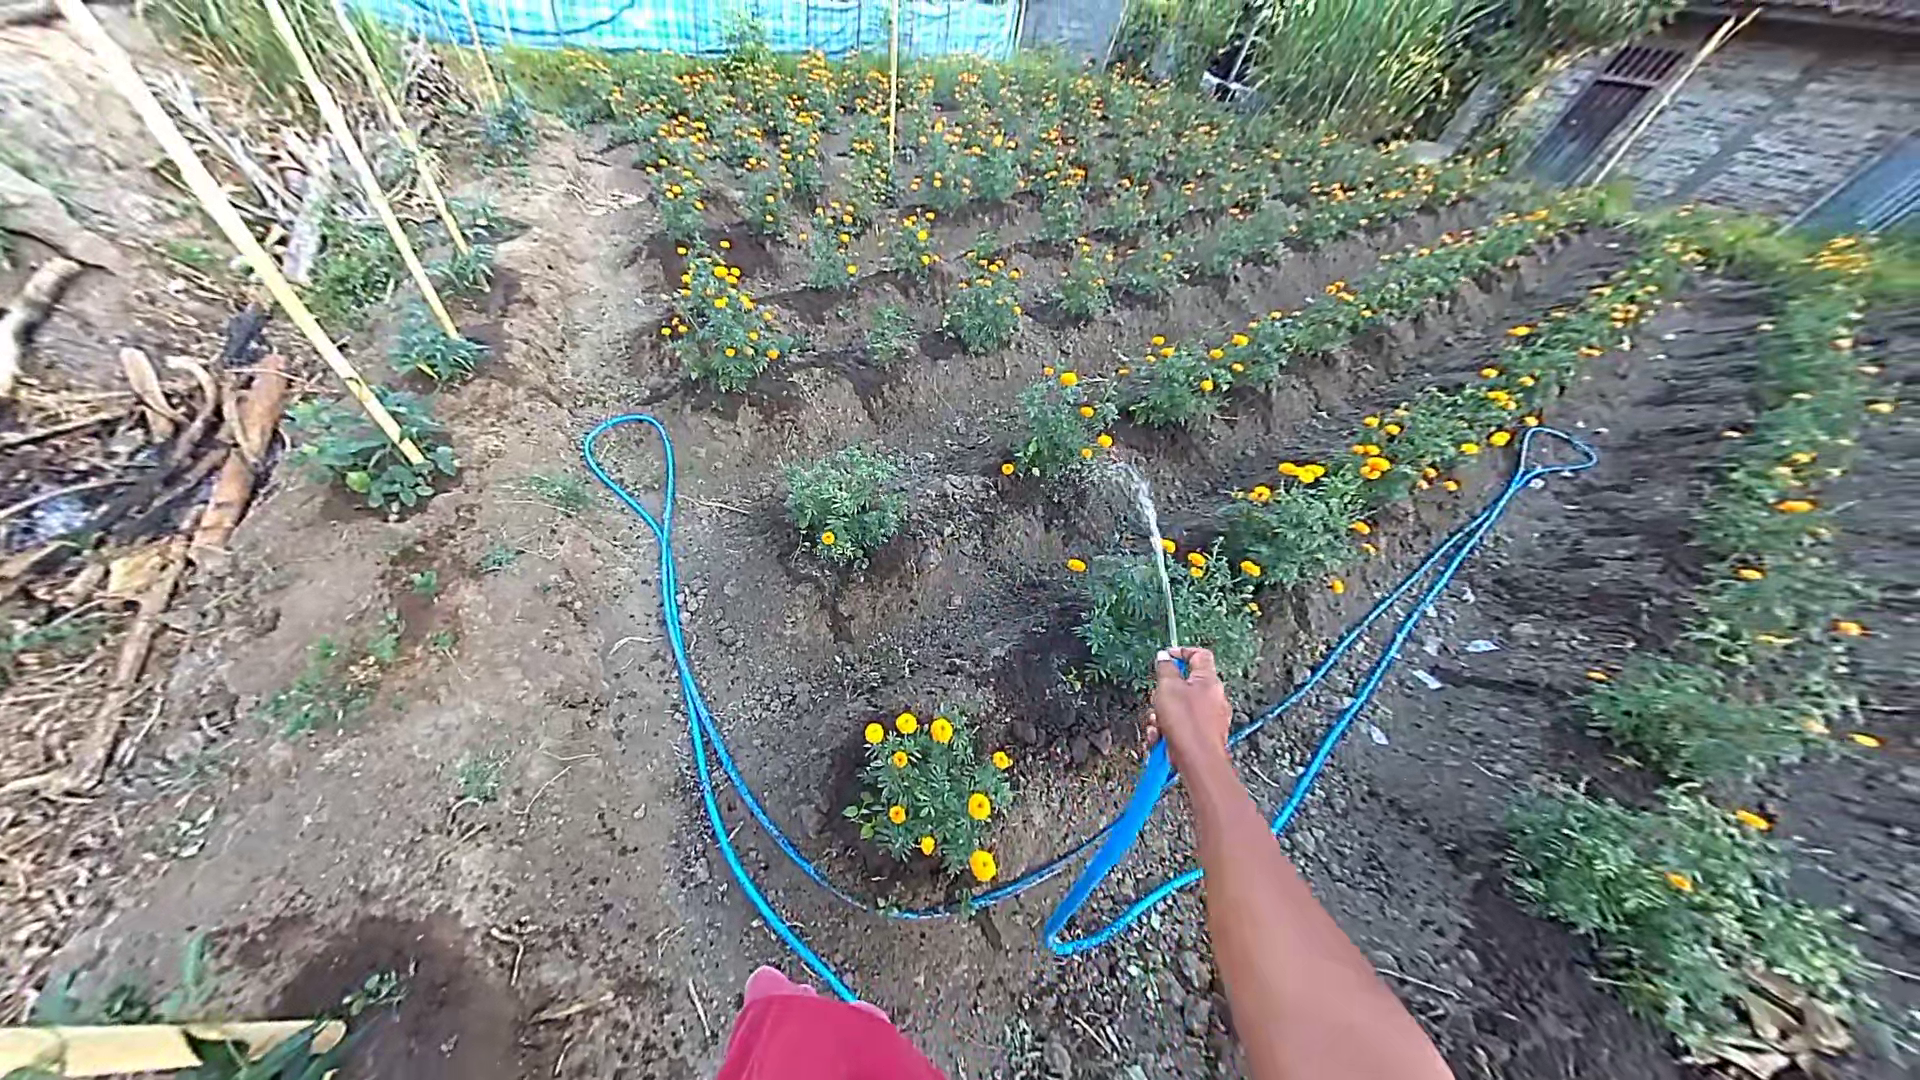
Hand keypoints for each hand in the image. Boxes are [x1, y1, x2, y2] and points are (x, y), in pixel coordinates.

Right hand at [1146, 647, 1232, 774]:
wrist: (1198, 761)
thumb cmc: (1185, 722)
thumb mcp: (1168, 687)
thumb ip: (1165, 668)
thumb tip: (1164, 656)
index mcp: (1208, 681)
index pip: (1200, 655)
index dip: (1181, 652)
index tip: (1165, 657)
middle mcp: (1214, 697)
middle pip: (1185, 684)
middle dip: (1164, 693)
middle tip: (1157, 700)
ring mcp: (1211, 717)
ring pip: (1180, 707)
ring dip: (1162, 714)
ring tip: (1156, 725)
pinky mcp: (1204, 735)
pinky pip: (1182, 725)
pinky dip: (1168, 730)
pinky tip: (1159, 738)